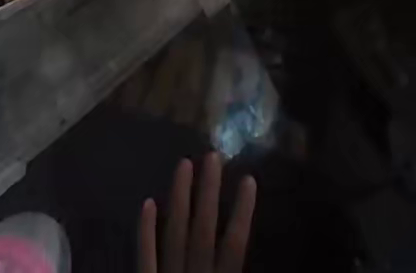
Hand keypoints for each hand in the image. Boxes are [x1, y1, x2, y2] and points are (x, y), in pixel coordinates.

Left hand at [139, 153, 256, 272]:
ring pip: (174, 233)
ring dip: (180, 198)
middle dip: (208, 192)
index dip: (242, 212)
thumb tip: (269, 264)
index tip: (249, 178)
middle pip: (203, 229)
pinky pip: (145, 257)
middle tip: (213, 154)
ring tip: (184, 162)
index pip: (235, 244)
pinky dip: (145, 231)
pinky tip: (147, 201)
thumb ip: (235, 267)